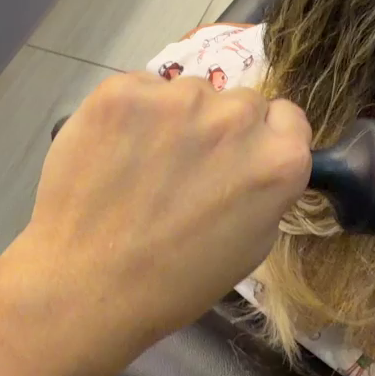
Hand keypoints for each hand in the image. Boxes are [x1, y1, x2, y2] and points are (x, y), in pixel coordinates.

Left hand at [12, 72, 311, 342]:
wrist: (86, 286)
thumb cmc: (177, 280)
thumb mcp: (255, 244)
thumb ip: (269, 187)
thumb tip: (256, 160)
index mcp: (278, 158)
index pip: (288, 116)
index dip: (263, 138)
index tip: (238, 161)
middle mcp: (236, 116)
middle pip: (240, 101)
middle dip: (220, 128)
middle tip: (187, 169)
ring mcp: (178, 98)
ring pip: (188, 92)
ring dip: (176, 118)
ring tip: (144, 165)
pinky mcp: (124, 91)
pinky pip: (141, 89)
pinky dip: (131, 114)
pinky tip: (114, 153)